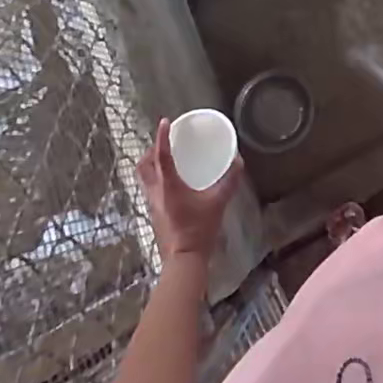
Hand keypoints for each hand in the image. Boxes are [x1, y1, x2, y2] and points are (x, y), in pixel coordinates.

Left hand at [137, 118, 240, 262]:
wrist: (184, 260)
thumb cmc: (199, 229)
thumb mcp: (218, 202)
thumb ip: (229, 181)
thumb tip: (238, 161)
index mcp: (169, 185)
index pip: (161, 155)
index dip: (162, 136)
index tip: (165, 121)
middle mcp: (156, 191)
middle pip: (144, 165)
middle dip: (151, 150)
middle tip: (164, 142)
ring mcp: (152, 203)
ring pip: (144, 177)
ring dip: (151, 163)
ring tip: (166, 158)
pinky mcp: (154, 213)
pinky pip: (150, 187)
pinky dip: (156, 177)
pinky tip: (171, 181)